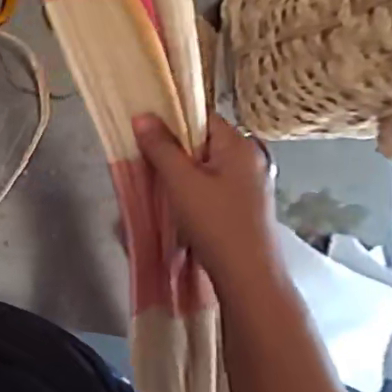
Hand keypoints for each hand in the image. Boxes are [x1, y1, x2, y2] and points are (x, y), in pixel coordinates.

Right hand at [133, 114, 283, 295]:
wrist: (247, 275)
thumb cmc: (214, 222)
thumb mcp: (180, 180)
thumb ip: (160, 146)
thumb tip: (142, 116)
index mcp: (239, 145)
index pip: (201, 116)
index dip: (171, 118)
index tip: (144, 129)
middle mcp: (250, 158)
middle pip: (202, 140)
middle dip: (171, 147)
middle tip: (144, 156)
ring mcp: (249, 183)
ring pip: (205, 163)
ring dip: (179, 169)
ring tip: (156, 179)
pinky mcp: (244, 204)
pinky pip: (211, 183)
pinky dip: (191, 185)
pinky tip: (175, 199)